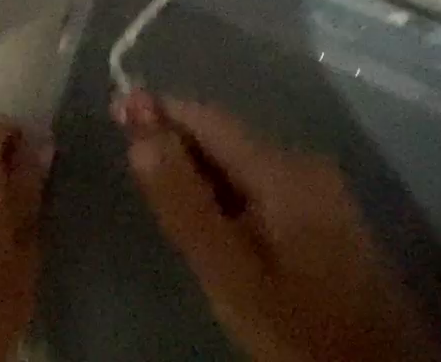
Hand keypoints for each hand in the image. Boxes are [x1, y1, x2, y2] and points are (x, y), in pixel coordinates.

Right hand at [117, 91, 440, 361]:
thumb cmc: (301, 330)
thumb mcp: (230, 273)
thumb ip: (181, 200)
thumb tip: (137, 126)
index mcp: (283, 168)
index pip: (204, 115)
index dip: (156, 110)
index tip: (113, 114)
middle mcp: (305, 163)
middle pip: (223, 136)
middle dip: (176, 144)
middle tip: (134, 171)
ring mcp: (322, 191)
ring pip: (240, 164)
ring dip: (199, 173)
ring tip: (166, 203)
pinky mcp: (327, 219)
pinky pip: (260, 187)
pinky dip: (226, 194)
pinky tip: (214, 227)